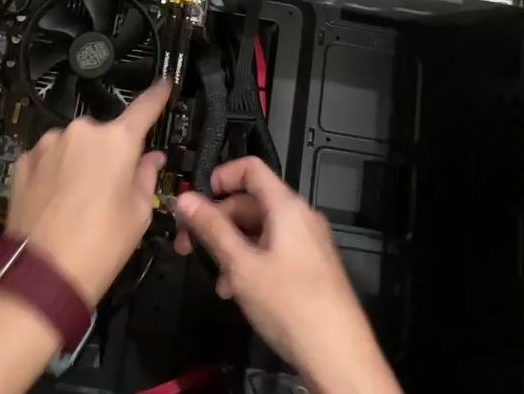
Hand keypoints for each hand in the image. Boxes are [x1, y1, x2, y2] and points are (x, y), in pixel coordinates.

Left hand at [6, 83, 169, 307]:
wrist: (42, 275)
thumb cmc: (101, 245)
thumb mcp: (138, 214)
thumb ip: (146, 176)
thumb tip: (150, 158)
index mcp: (116, 141)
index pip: (145, 107)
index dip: (158, 95)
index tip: (165, 82)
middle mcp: (81, 132)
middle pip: (104, 134)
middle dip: (109, 152)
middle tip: (110, 188)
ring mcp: (47, 144)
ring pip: (73, 145)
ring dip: (78, 162)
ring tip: (77, 201)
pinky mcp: (22, 161)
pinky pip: (48, 159)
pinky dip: (54, 173)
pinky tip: (54, 202)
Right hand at [173, 158, 397, 392]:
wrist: (338, 355)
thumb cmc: (290, 305)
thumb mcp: (242, 266)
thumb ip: (212, 229)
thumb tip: (185, 198)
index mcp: (286, 206)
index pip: (251, 168)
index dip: (220, 176)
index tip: (196, 199)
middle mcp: (300, 217)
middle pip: (251, 202)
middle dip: (217, 220)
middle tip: (188, 244)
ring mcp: (307, 243)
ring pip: (260, 230)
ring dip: (231, 247)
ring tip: (216, 278)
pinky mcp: (310, 267)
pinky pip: (273, 250)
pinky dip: (250, 262)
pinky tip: (237, 292)